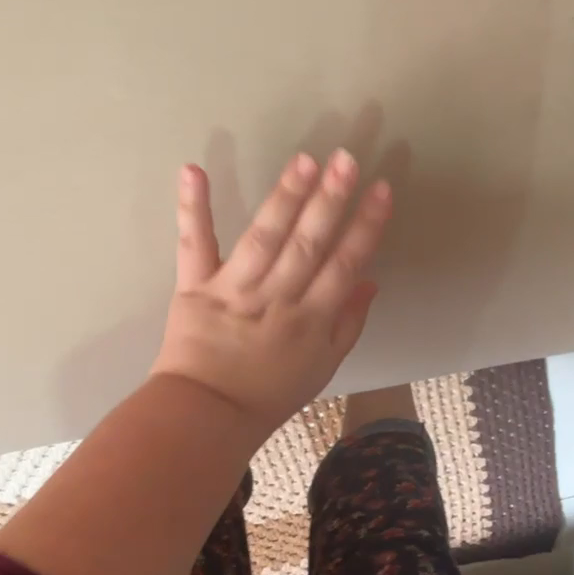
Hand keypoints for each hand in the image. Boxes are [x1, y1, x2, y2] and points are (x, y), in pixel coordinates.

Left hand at [150, 150, 392, 436]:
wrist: (209, 415)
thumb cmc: (271, 392)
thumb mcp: (325, 365)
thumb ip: (349, 322)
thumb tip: (371, 281)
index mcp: (312, 318)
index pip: (345, 264)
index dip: (366, 226)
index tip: (381, 190)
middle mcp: (277, 298)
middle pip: (308, 244)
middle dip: (330, 200)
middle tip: (347, 159)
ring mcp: (235, 289)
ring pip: (264, 238)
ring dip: (285, 197)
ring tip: (305, 160)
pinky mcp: (195, 286)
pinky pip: (194, 244)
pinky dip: (192, 208)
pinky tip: (195, 169)